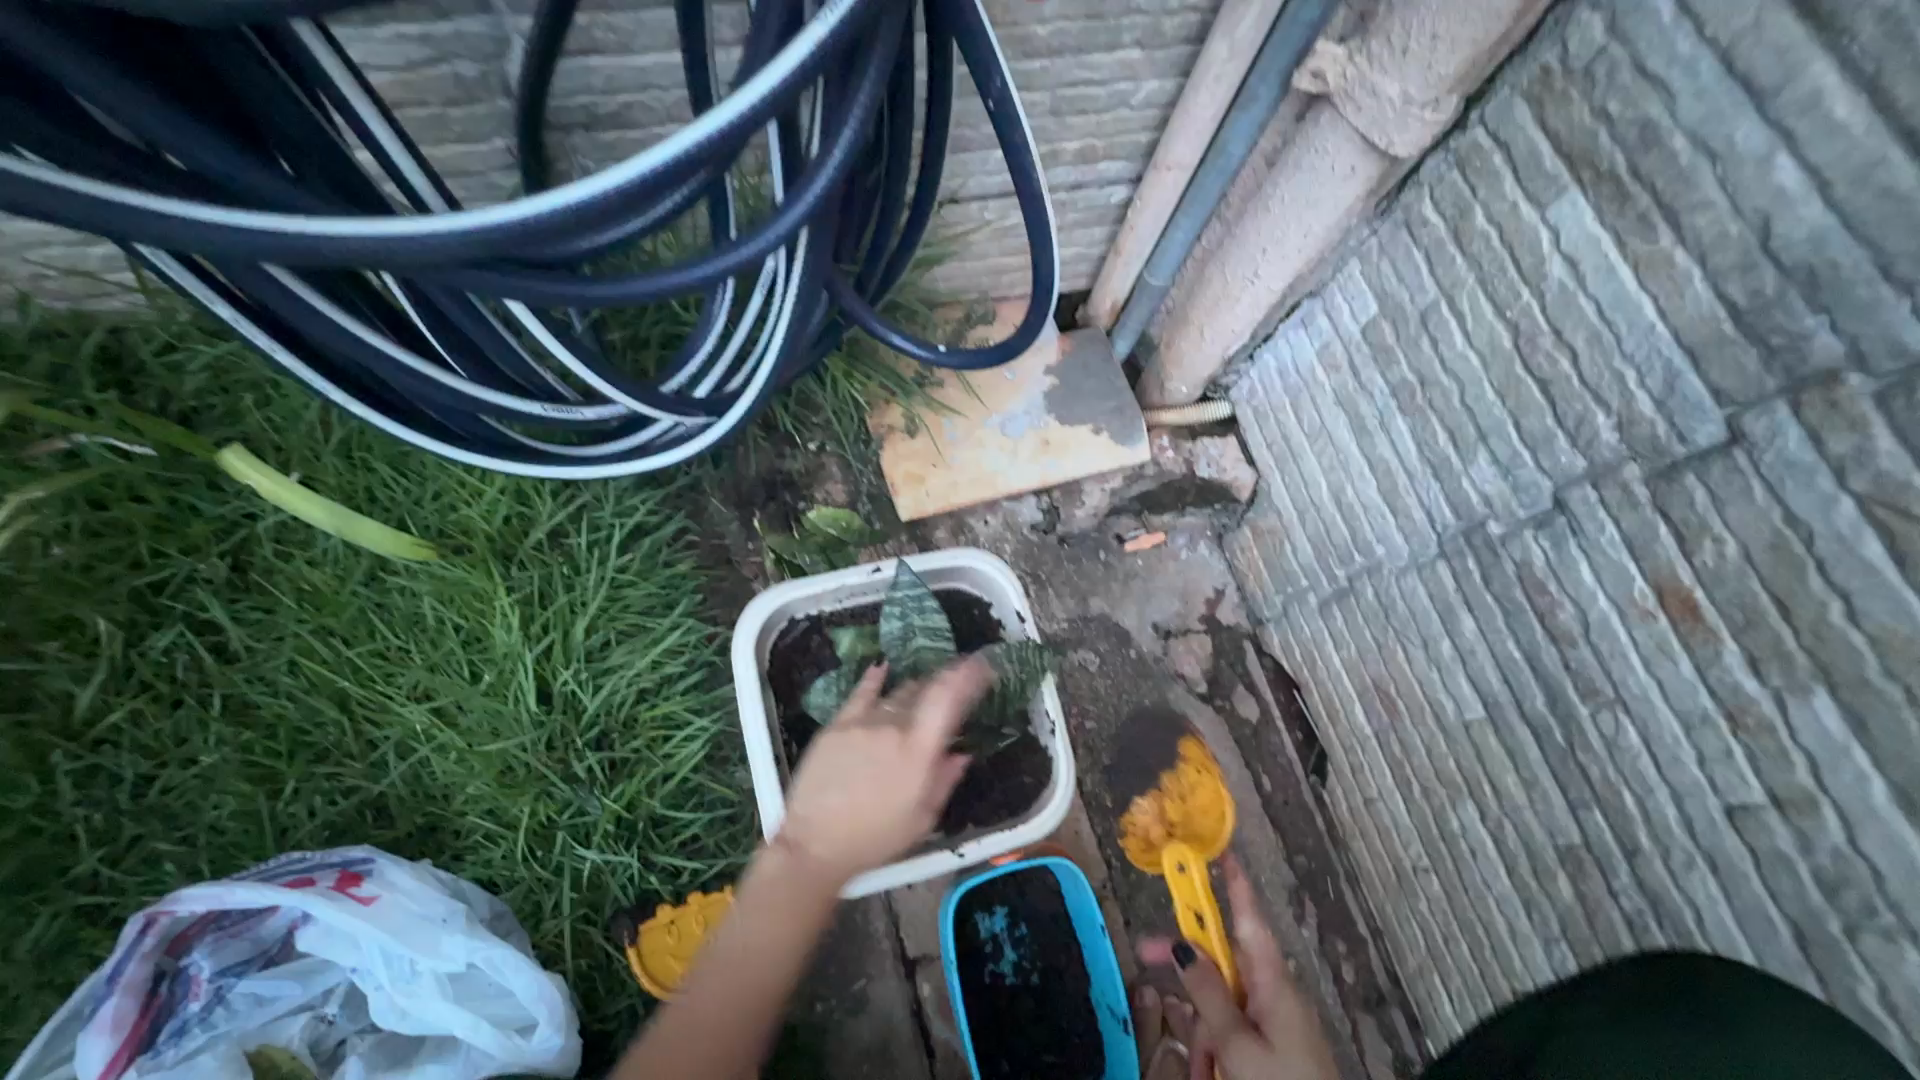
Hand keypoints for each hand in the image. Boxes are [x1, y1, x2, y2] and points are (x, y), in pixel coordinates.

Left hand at [775, 656, 991, 884]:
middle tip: (955, 681)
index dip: (967, 677)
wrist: (814, 844)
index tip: (980, 666)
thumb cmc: (875, 839)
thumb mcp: (922, 819)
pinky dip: (874, 679)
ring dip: (914, 688)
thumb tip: (961, 754)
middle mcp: (893, 728)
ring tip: (923, 686)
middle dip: (944, 682)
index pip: (948, 700)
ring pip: (895, 695)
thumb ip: (944, 781)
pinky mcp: (836, 726)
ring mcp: (862, 724)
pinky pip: (860, 694)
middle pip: (924, 692)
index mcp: (919, 752)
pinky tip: (882, 668)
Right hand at [1140, 856, 1339, 1079]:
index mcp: (1273, 982)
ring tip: (1205, 1071)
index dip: (1234, 884)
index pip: (1249, 919)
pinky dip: (1218, 1051)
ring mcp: (1275, 1022)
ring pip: (1222, 1005)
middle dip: (1192, 983)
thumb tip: (1182, 945)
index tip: (1222, 851)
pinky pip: (1234, 1032)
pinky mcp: (1274, 1047)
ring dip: (1204, 1033)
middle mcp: (1274, 993)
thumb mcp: (1238, 1045)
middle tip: (1144, 958)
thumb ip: (1208, 995)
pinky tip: (1212, 1074)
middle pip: (1222, 965)